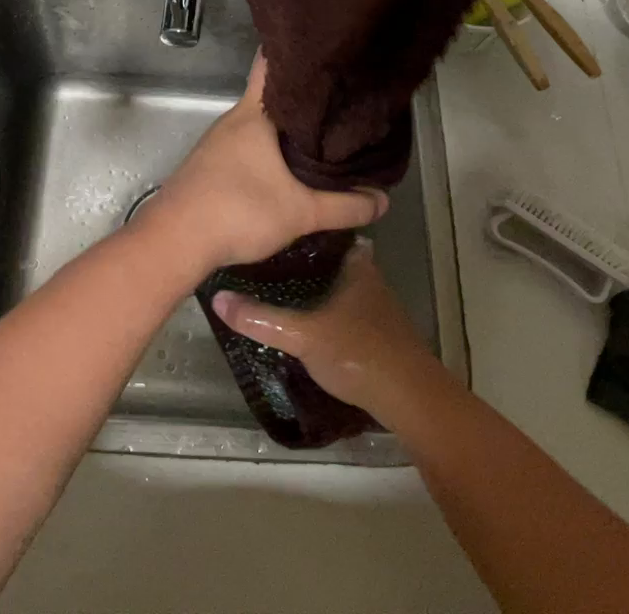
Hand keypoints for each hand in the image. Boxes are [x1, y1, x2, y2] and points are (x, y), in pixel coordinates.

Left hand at [136, 53, 387, 276]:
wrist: (174, 242)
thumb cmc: (237, 211)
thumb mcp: (301, 212)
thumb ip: (344, 206)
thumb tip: (383, 201)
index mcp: (252, 114)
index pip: (271, 66)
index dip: (296, 56)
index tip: (326, 54)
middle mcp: (232, 121)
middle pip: (269, 98)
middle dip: (302, 100)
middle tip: (340, 104)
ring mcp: (216, 144)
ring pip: (257, 126)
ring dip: (284, 130)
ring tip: (321, 138)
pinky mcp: (208, 167)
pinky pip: (245, 148)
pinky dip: (267, 152)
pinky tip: (286, 169)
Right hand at [209, 240, 443, 417]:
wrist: (410, 399)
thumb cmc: (358, 353)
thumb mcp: (302, 335)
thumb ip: (262, 318)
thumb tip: (218, 298)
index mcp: (358, 268)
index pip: (333, 235)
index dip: (309, 230)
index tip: (278, 230)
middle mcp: (371, 282)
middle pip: (334, 262)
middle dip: (306, 262)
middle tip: (268, 262)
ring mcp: (377, 311)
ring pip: (341, 289)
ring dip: (316, 290)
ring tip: (278, 289)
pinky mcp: (378, 337)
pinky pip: (346, 314)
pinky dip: (327, 314)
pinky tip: (305, 324)